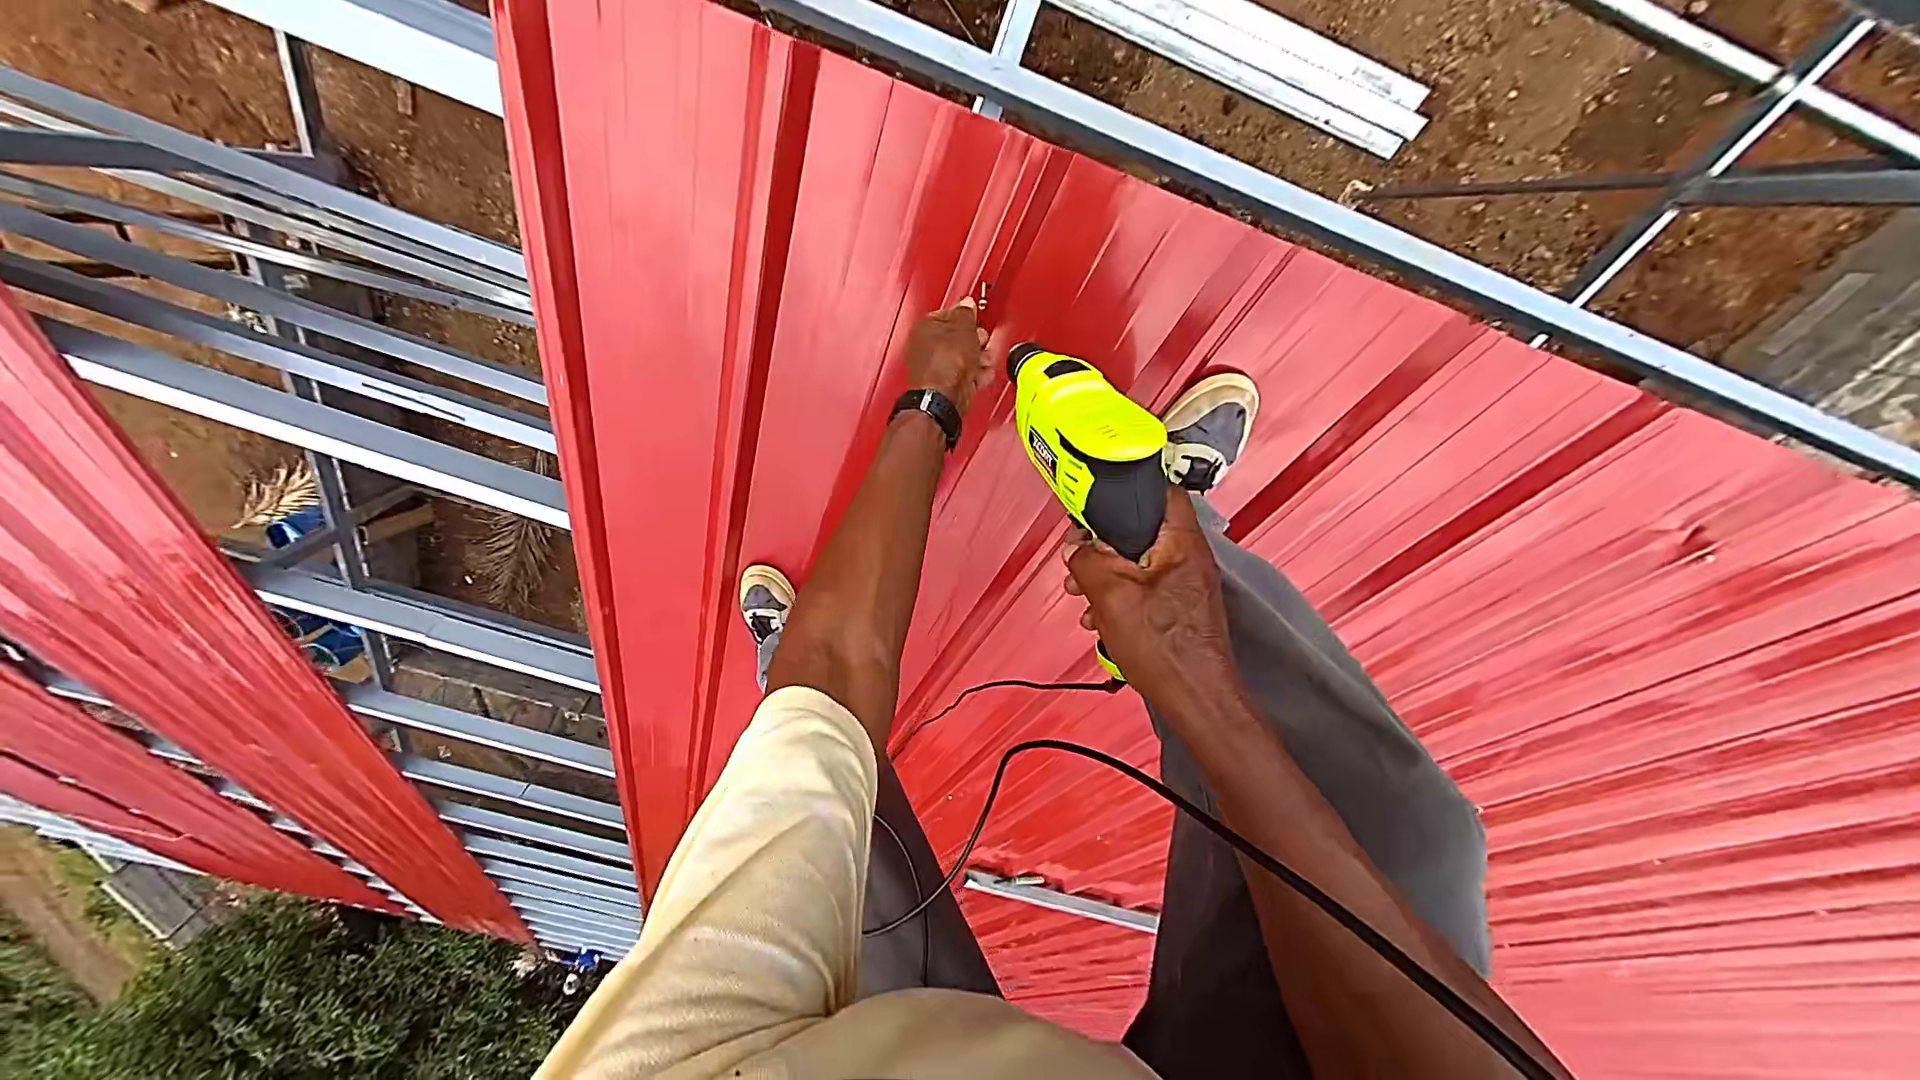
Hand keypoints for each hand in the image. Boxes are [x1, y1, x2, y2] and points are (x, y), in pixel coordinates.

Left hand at [903, 298, 992, 413]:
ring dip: (978, 358)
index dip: (965, 315)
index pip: (947, 314)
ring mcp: (936, 369)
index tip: (975, 316)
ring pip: (962, 359)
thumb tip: (967, 305)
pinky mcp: (945, 386)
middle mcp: (926, 348)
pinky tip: (982, 374)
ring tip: (985, 359)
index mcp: (925, 327)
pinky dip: (976, 375)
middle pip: (956, 338)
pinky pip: (964, 376)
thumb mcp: (963, 328)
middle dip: (974, 339)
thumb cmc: (946, 363)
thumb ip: (966, 313)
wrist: (945, 396)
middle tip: (982, 339)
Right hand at [1063, 487, 1237, 704]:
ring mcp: (1186, 583)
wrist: (1192, 696)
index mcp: (1182, 543)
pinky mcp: (1179, 605)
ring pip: (1138, 561)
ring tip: (1087, 593)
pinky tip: (1104, 615)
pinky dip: (1121, 595)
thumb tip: (1074, 547)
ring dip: (1107, 574)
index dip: (1124, 492)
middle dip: (1104, 544)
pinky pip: (1144, 586)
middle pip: (1139, 530)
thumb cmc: (1168, 652)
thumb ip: (1087, 560)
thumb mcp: (1110, 594)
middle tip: (1082, 557)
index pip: (1159, 491)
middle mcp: (1190, 558)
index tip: (1097, 500)